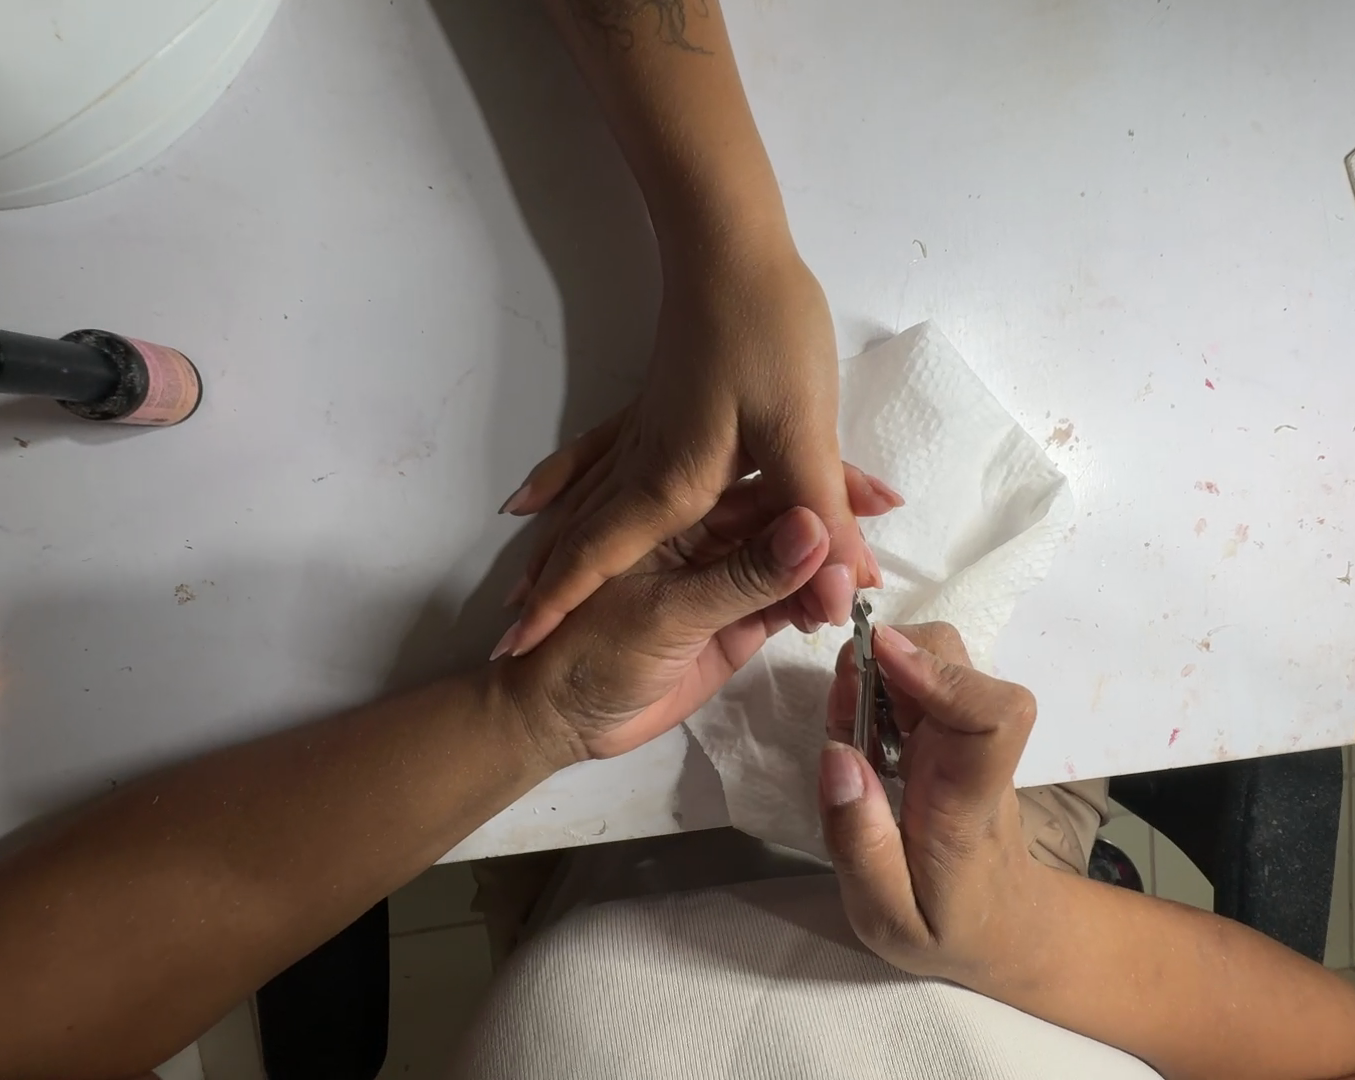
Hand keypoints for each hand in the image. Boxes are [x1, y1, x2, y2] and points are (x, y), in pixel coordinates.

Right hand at [495, 252, 883, 660]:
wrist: (732, 249)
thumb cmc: (766, 336)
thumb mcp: (802, 432)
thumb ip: (819, 517)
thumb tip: (842, 595)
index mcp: (672, 484)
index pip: (596, 557)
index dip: (557, 604)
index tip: (516, 649)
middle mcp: (642, 469)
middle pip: (586, 539)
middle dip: (547, 591)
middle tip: (512, 640)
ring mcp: (638, 437)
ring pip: (583, 506)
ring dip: (551, 551)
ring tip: (518, 592)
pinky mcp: (648, 413)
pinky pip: (589, 458)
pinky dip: (558, 483)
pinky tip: (530, 498)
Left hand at [502, 466, 898, 763]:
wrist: (566, 719)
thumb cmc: (594, 652)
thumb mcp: (669, 609)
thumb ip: (744, 575)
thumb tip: (815, 528)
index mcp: (676, 511)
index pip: (756, 488)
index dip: (812, 487)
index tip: (869, 492)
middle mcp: (705, 534)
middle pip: (781, 519)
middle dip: (832, 525)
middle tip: (880, 529)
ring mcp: (724, 578)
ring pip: (788, 561)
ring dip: (827, 569)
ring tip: (868, 579)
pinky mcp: (736, 621)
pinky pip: (783, 603)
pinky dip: (811, 604)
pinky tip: (839, 607)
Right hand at [816, 622, 1044, 992]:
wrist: (1002, 921)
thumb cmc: (947, 925)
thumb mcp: (888, 917)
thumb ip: (860, 845)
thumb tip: (838, 755)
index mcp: (968, 795)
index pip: (993, 714)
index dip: (937, 673)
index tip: (879, 654)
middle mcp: (974, 746)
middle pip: (954, 657)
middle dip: (884, 657)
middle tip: (842, 712)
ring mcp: (963, 728)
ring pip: (930, 654)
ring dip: (872, 671)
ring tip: (847, 729)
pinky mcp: (947, 723)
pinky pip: (912, 673)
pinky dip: (872, 682)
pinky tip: (858, 731)